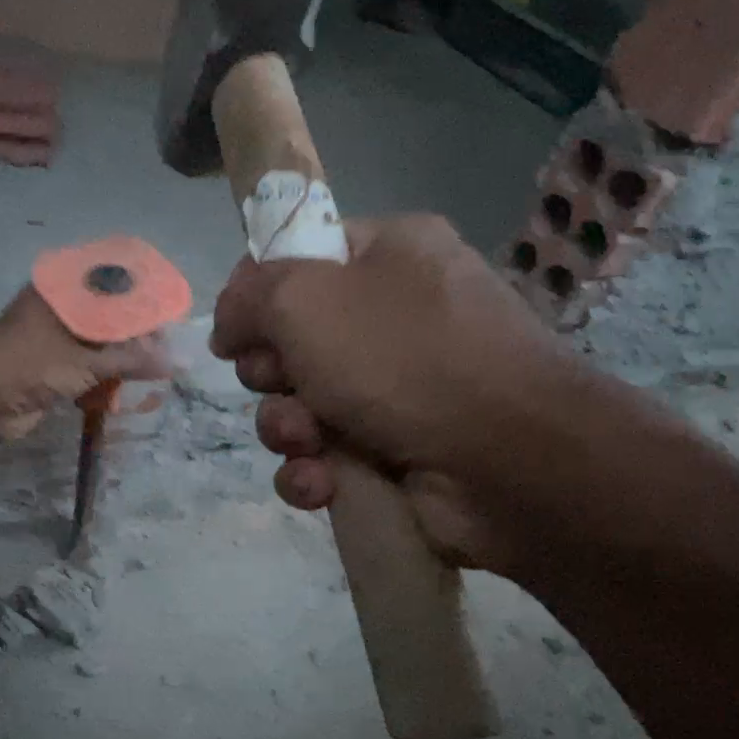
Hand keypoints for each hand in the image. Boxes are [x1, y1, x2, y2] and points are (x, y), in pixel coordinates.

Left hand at [0, 286, 170, 439]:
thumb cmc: (27, 366)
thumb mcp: (85, 360)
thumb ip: (131, 359)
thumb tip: (176, 361)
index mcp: (65, 291)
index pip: (116, 284)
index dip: (145, 298)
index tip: (174, 315)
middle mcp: (63, 311)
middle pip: (111, 318)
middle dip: (139, 337)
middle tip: (170, 353)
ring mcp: (57, 342)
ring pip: (102, 348)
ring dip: (124, 363)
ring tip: (157, 375)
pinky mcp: (53, 372)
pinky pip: (89, 373)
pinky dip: (107, 383)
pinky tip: (129, 394)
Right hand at [209, 214, 571, 569]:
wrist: (509, 463)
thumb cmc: (406, 358)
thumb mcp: (307, 300)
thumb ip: (249, 295)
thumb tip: (230, 322)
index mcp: (390, 254)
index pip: (300, 259)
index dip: (260, 296)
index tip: (240, 330)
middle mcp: (395, 317)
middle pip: (291, 341)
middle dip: (271, 374)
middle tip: (283, 382)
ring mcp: (397, 390)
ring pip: (299, 407)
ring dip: (287, 429)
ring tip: (311, 442)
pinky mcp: (394, 454)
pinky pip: (323, 460)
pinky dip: (312, 474)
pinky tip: (322, 483)